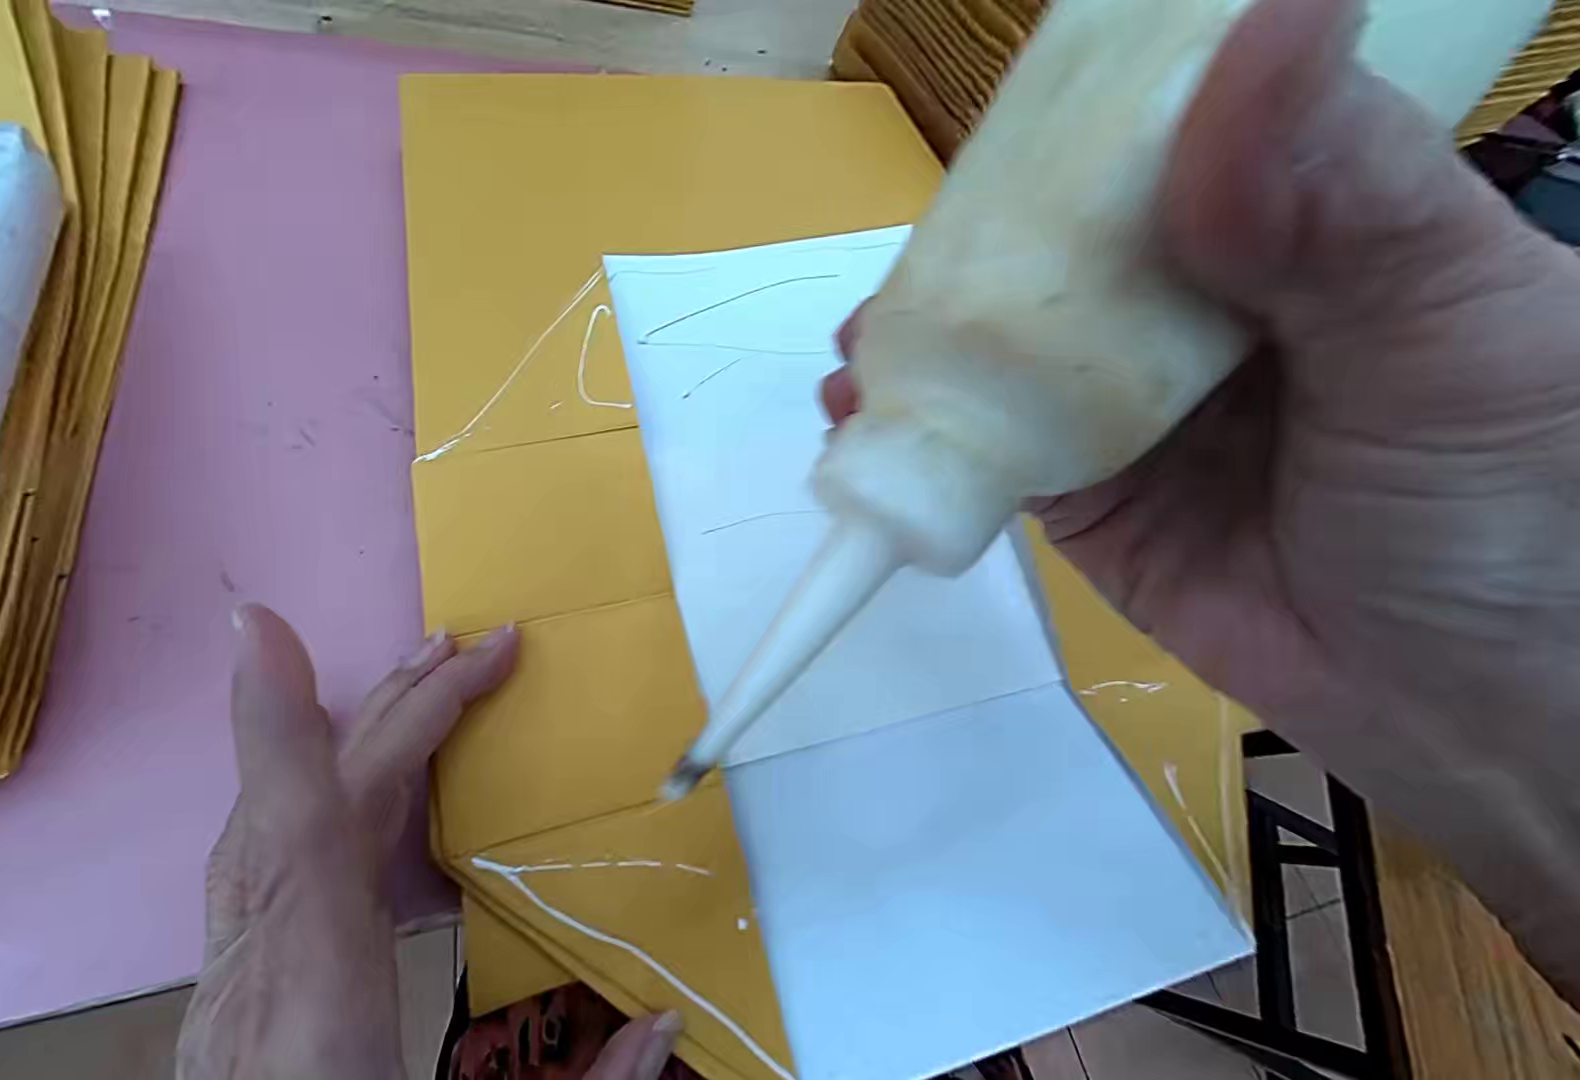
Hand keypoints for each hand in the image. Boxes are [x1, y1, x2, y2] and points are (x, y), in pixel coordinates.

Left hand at [177, 604, 683, 1079]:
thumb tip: (665, 1020)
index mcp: (317, 1010)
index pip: (297, 840)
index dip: (280, 724)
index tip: (259, 628)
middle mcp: (264, 970)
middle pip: (322, 799)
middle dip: (402, 706)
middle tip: (479, 650)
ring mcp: (241, 967)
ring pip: (291, 808)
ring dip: (367, 726)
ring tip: (434, 673)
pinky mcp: (245, 970)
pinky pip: (284, 840)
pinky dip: (336, 774)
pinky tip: (381, 759)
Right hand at [829, 0, 1579, 999]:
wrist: (1507, 718)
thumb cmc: (1530, 522)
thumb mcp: (1458, 338)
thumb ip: (1337, 206)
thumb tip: (1240, 47)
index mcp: (1279, 256)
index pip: (1146, 178)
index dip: (1067, 153)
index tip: (988, 145)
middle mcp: (1187, 326)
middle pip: (1045, 276)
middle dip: (957, 269)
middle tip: (887, 273)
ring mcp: (1118, 420)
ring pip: (990, 367)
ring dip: (915, 358)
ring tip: (852, 356)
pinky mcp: (1074, 500)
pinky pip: (976, 450)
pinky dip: (919, 435)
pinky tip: (867, 419)